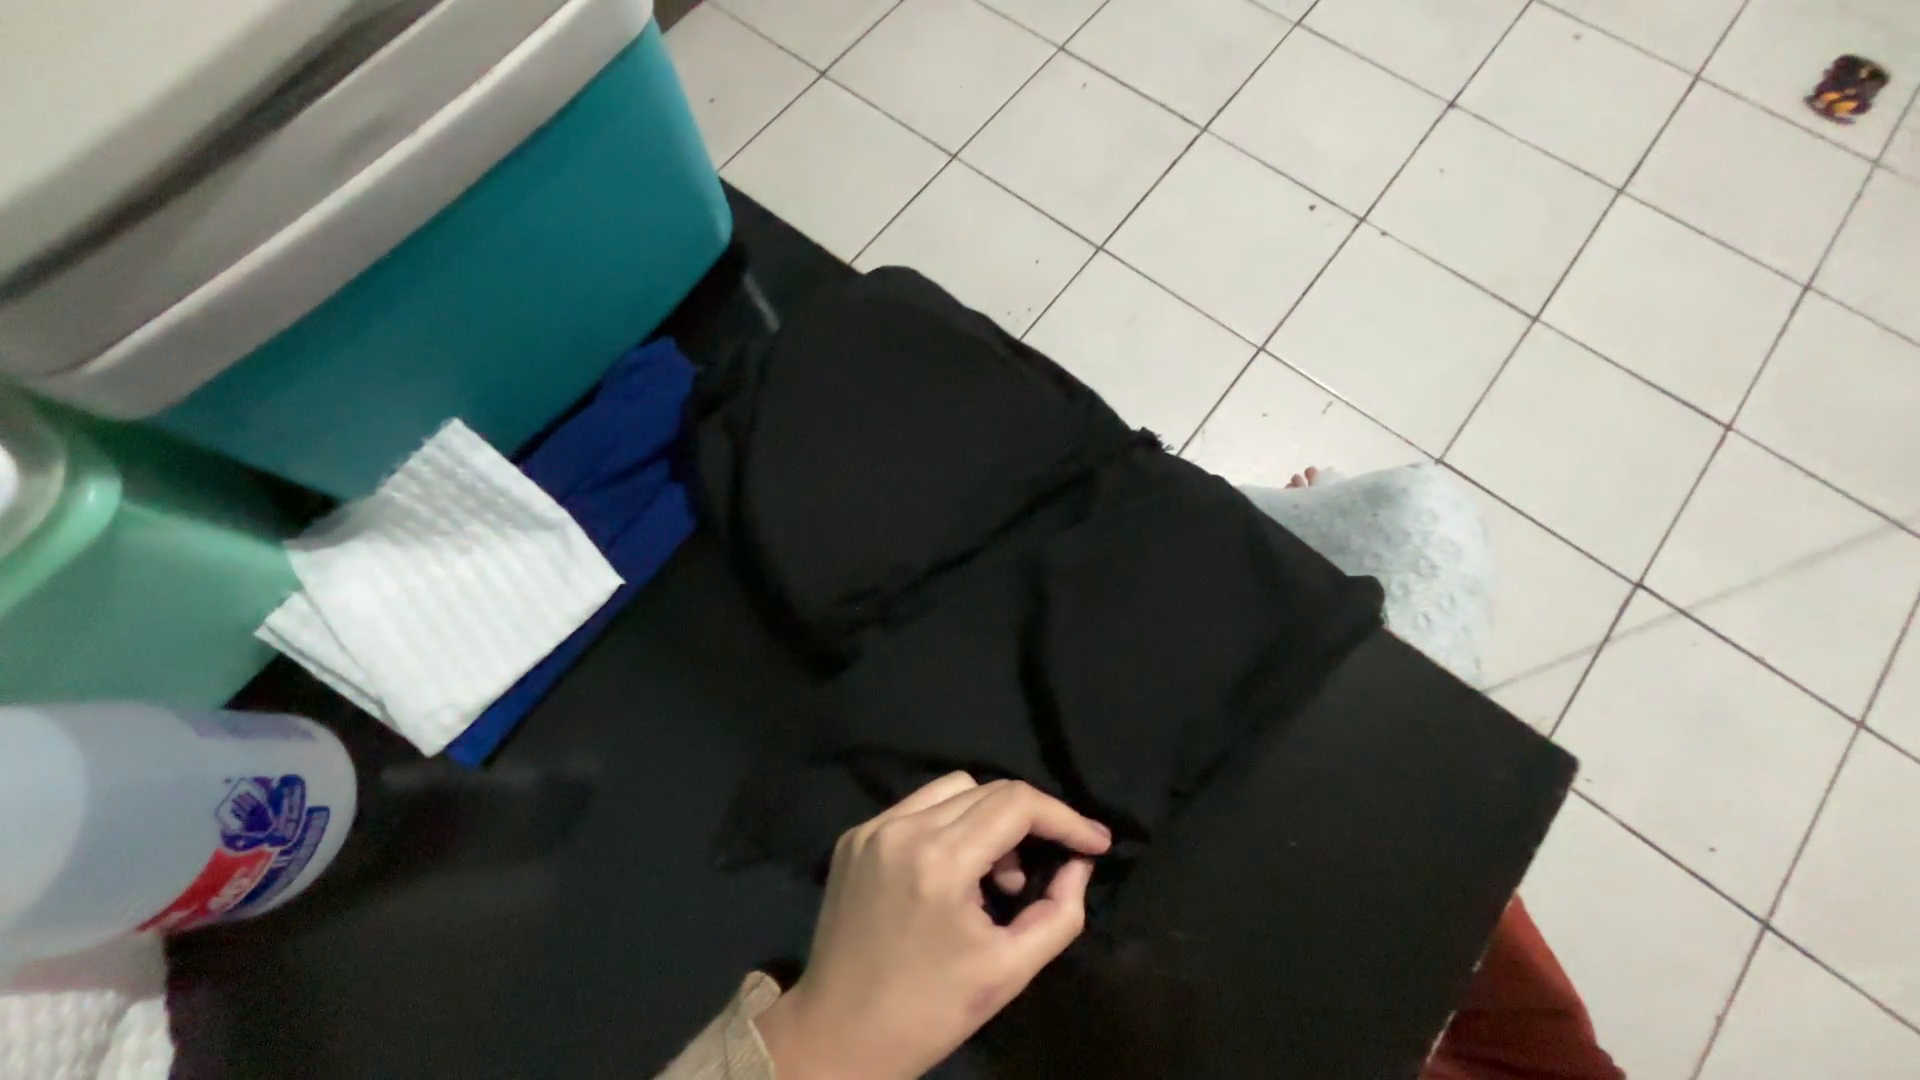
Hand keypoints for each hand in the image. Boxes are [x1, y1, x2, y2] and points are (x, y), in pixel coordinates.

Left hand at [753, 773, 1112, 1079]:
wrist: (837, 1037)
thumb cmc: (929, 1012)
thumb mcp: (1010, 971)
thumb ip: (1059, 912)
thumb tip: (1078, 863)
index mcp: (939, 860)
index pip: (1017, 804)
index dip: (1065, 818)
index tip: (1095, 843)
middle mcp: (902, 829)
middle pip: (988, 790)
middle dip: (1031, 820)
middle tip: (1045, 867)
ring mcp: (872, 829)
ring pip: (953, 788)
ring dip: (989, 817)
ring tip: (995, 874)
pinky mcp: (854, 837)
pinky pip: (917, 807)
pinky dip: (949, 824)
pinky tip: (953, 870)